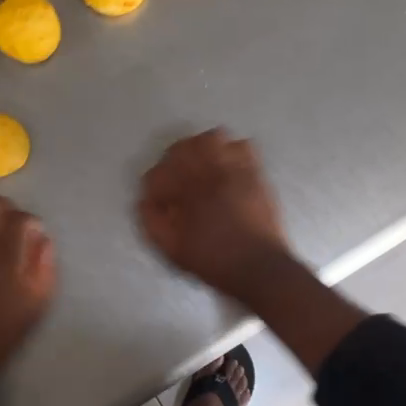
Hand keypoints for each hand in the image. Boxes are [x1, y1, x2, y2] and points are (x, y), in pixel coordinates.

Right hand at [138, 129, 297, 302]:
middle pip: (184, 146)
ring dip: (200, 147)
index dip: (154, 183)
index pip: (160, 172)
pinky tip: (226, 166)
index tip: (157, 197)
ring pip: (213, 138)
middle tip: (174, 175)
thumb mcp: (174, 250)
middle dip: (173, 159)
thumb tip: (145, 201)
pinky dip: (231, 149)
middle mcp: (211, 174)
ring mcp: (236, 171)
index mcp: (189, 193)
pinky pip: (243, 145)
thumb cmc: (214, 261)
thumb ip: (153, 223)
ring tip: (200, 164)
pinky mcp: (256, 174)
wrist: (260, 268)